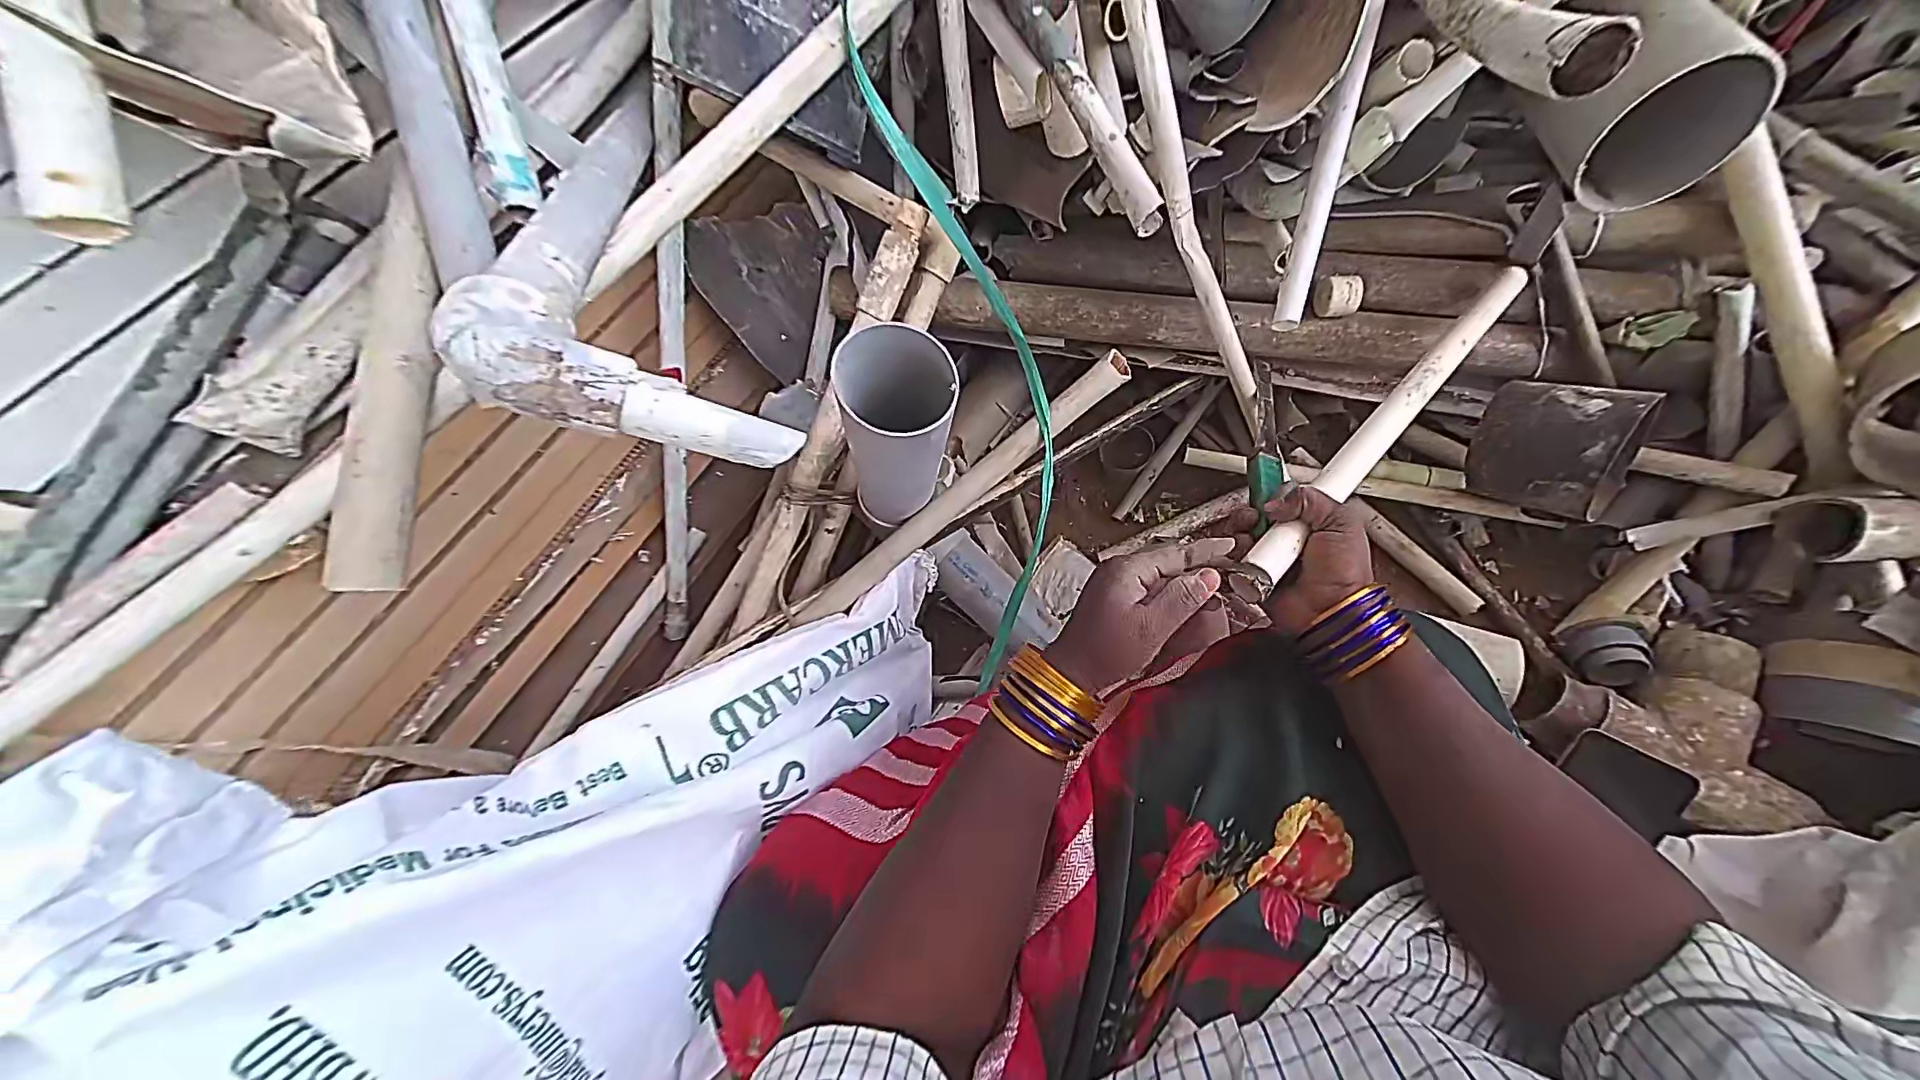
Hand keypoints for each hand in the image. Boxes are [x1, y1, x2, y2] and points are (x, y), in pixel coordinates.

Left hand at [1045, 538, 1248, 692]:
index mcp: (1126, 569)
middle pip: (1168, 559)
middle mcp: (1118, 568)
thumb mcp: (1151, 628)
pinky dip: (1170, 590)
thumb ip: (1182, 599)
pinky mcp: (1115, 595)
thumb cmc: (1104, 652)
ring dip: (1185, 578)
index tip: (1232, 548)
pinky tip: (1184, 601)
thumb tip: (1209, 576)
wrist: (1073, 670)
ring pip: (1160, 572)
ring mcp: (1114, 581)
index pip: (1176, 553)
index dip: (1207, 552)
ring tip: (1212, 586)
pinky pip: (1149, 584)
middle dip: (1199, 564)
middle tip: (1229, 569)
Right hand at [1228, 484, 1372, 636]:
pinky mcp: (1252, 576)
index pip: (1280, 499)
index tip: (1263, 486)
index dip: (1270, 493)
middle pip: (1252, 515)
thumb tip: (1276, 498)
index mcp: (1308, 522)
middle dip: (1248, 514)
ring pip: (1238, 536)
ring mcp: (1267, 557)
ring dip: (1241, 535)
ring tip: (1253, 543)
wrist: (1331, 610)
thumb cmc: (1346, 574)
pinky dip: (1233, 557)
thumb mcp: (1341, 522)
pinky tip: (1247, 558)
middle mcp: (1284, 539)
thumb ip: (1311, 499)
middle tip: (1255, 519)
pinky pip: (1231, 561)